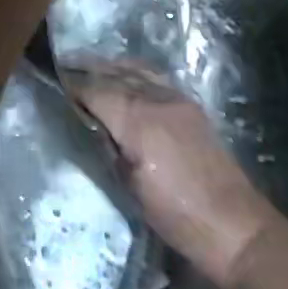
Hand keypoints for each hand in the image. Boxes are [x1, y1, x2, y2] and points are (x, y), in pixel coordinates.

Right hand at [70, 66, 276, 287]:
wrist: (231, 221)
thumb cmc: (175, 212)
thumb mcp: (131, 186)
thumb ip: (109, 147)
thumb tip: (92, 125)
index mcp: (138, 119)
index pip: (97, 90)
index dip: (74, 86)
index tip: (55, 84)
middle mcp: (157, 98)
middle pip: (117, 73)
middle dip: (90, 69)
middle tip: (66, 68)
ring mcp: (177, 97)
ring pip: (137, 70)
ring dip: (113, 66)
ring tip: (92, 66)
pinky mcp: (190, 104)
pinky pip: (156, 77)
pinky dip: (135, 73)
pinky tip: (127, 78)